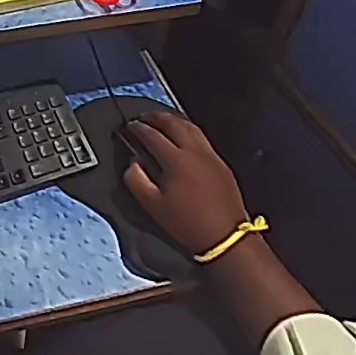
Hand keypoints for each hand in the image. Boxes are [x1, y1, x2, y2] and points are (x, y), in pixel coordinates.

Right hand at [122, 111, 249, 254]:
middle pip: (173, 124)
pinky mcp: (221, 164)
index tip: (129, 127)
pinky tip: (183, 136)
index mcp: (176, 160)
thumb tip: (133, 164)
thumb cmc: (187, 223)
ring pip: (191, 127)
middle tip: (144, 116)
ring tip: (162, 120)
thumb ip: (136, 180)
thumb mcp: (152, 205)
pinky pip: (202, 138)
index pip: (152, 135)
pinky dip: (188, 130)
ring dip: (174, 120)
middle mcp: (194, 152)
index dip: (138, 128)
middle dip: (156, 117)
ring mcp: (211, 156)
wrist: (226, 238)